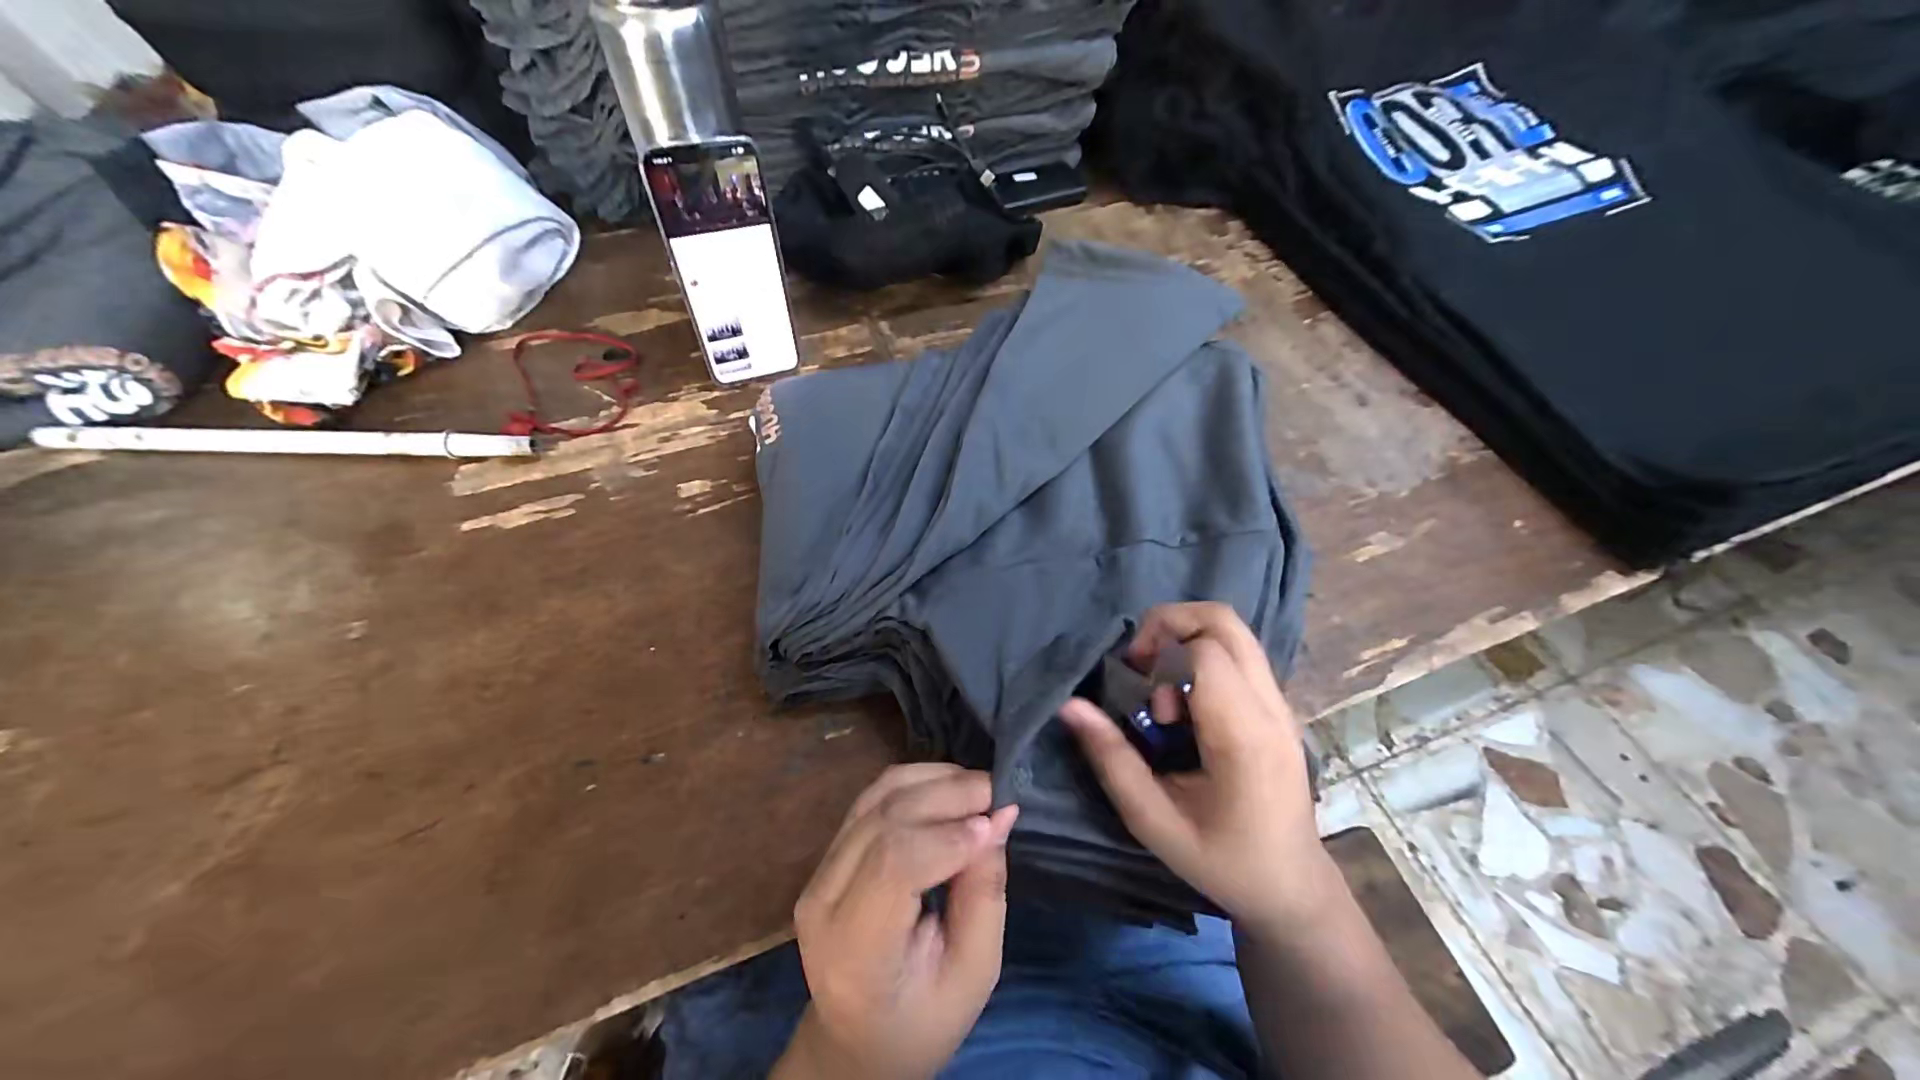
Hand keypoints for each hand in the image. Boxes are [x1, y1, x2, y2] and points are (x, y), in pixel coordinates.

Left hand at [774, 765, 1019, 1079]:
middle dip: (947, 795)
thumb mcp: (974, 973)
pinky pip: (870, 798)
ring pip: (876, 797)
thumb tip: (999, 816)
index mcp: (857, 950)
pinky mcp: (827, 855)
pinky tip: (948, 787)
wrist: (858, 1037)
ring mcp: (818, 873)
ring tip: (978, 788)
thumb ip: (984, 893)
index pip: (893, 865)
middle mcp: (824, 901)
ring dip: (932, 780)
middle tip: (996, 793)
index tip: (995, 821)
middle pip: (884, 820)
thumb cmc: (924, 1018)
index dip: (948, 834)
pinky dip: (914, 782)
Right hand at [1057, 602, 1336, 937]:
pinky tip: (1183, 703)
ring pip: (1232, 631)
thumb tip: (1070, 706)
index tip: (1141, 699)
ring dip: (1185, 640)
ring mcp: (1281, 704)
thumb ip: (1111, 758)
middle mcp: (1270, 707)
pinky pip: (1238, 654)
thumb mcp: (1153, 820)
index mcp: (1244, 735)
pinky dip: (1201, 656)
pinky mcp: (1278, 708)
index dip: (1160, 657)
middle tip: (1142, 668)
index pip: (1205, 652)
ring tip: (1159, 688)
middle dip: (1169, 625)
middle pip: (1223, 621)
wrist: (1292, 887)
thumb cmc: (1222, 860)